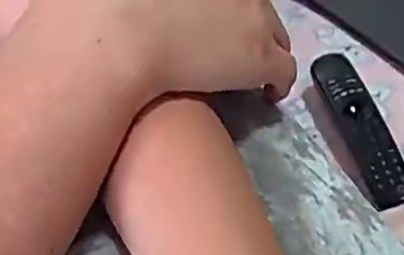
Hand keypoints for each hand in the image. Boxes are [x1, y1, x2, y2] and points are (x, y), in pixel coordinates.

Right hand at [103, 0, 297, 99]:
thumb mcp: (149, 0)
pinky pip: (286, 71)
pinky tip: (267, 96)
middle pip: (260, 6)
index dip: (230, 8)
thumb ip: (169, 5)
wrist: (129, 32)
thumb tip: (173, 14)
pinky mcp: (262, 56)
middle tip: (239, 50)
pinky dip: (279, 83)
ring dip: (267, 51)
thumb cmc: (118, 5)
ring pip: (278, 36)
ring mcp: (255, 16)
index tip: (218, 25)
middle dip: (253, 25)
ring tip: (253, 75)